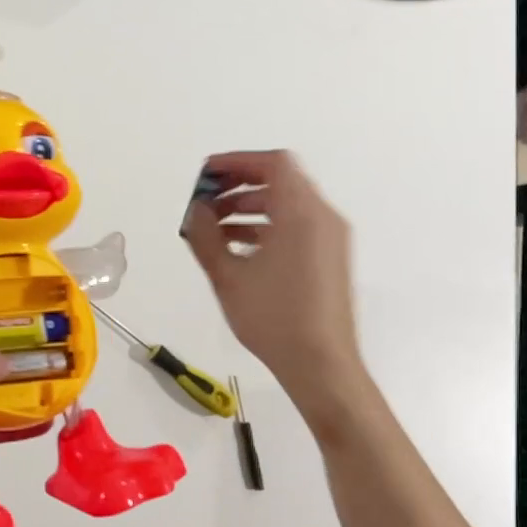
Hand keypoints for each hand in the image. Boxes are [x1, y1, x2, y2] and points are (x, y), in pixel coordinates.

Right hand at [180, 151, 364, 425]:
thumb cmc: (273, 318)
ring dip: (249, 207)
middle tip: (205, 201)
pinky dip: (266, 225)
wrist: (322, 365)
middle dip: (238, 185)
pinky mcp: (330, 258)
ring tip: (214, 227)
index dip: (236, 161)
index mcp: (301, 214)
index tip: (206, 176)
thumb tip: (196, 209)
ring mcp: (330, 238)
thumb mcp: (228, 276)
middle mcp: (322, 217)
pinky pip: (296, 225)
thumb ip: (206, 235)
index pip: (273, 163)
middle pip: (280, 180)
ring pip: (287, 204)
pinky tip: (237, 249)